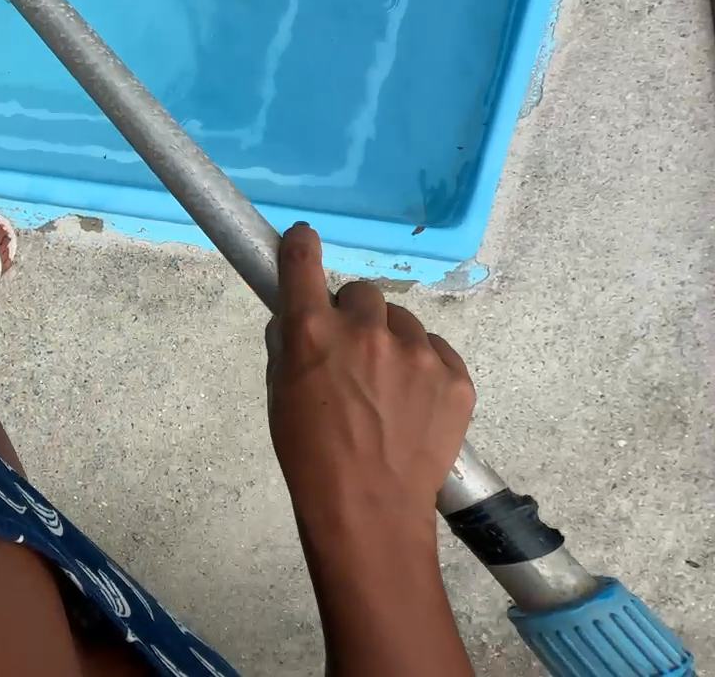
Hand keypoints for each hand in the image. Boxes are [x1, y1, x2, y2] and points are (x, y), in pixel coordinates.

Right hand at [267, 223, 474, 548]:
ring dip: (389, 337)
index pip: (301, 264)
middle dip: (352, 311)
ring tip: (384, 378)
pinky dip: (422, 361)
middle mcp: (365, 330)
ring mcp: (417, 354)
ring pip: (402, 321)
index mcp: (311, 330)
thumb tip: (304, 317)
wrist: (366, 500)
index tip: (303, 236)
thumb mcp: (279, 382)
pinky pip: (436, 349)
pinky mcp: (457, 378)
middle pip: (361, 292)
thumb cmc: (305, 442)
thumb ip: (292, 340)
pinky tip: (410, 395)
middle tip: (349, 345)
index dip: (300, 245)